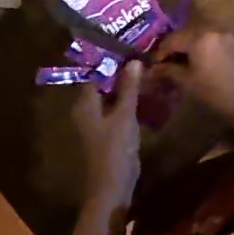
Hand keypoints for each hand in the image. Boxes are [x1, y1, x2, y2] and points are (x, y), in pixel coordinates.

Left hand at [73, 61, 143, 210]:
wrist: (112, 185)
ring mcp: (97, 121)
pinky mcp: (108, 131)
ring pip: (112, 97)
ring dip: (127, 87)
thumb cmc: (115, 148)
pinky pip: (117, 109)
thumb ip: (129, 88)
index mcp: (85, 103)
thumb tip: (134, 61)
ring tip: (148, 73)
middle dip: (122, 73)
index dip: (113, 61)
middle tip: (144, 59)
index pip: (96, 73)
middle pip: (104, 84)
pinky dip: (129, 101)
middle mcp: (87, 109)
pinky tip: (146, 95)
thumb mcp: (125, 115)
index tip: (132, 49)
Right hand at [155, 28, 233, 138]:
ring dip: (186, 45)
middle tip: (164, 63)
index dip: (160, 52)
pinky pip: (209, 38)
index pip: (172, 39)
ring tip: (178, 62)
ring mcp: (224, 34)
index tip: (153, 64)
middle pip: (185, 34)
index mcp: (199, 37)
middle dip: (173, 47)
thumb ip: (168, 70)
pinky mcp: (231, 41)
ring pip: (197, 35)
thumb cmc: (214, 92)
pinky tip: (194, 60)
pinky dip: (199, 46)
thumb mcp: (187, 81)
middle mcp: (212, 29)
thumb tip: (152, 69)